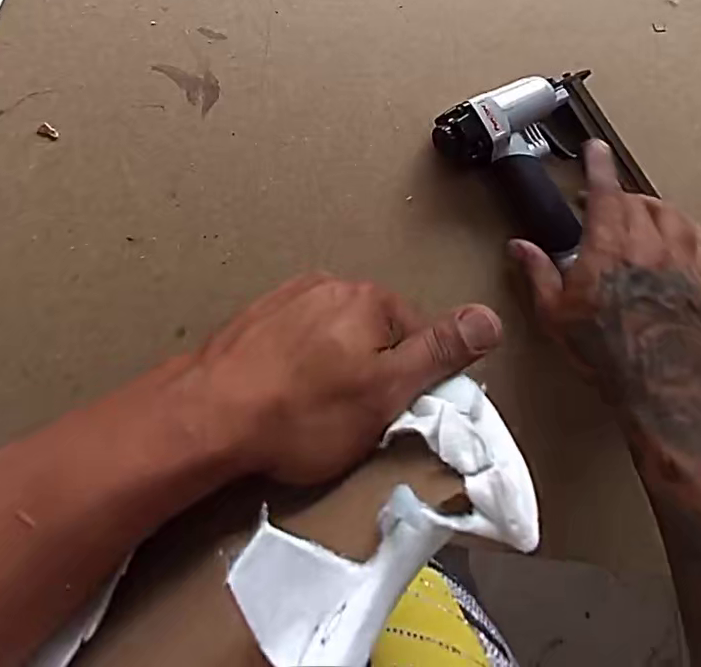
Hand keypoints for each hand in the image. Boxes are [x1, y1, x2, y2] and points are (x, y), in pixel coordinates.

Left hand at [189, 273, 503, 484]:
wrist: (211, 412)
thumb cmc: (304, 412)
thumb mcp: (387, 391)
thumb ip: (440, 351)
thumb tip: (489, 316)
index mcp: (368, 299)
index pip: (415, 335)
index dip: (408, 380)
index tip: (386, 411)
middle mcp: (329, 284)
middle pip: (372, 332)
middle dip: (370, 371)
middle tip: (347, 415)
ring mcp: (288, 296)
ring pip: (332, 335)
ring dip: (331, 366)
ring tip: (309, 408)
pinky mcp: (257, 315)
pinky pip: (295, 337)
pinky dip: (297, 362)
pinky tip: (281, 390)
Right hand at [508, 140, 700, 372]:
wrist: (660, 387)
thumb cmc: (608, 352)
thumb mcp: (554, 312)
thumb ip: (537, 272)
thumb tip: (520, 248)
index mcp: (609, 249)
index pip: (605, 192)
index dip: (598, 165)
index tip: (595, 149)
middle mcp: (648, 248)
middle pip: (637, 200)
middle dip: (615, 192)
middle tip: (597, 198)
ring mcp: (679, 263)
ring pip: (671, 213)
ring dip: (651, 206)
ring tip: (636, 211)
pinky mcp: (700, 281)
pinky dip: (688, 228)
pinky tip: (679, 234)